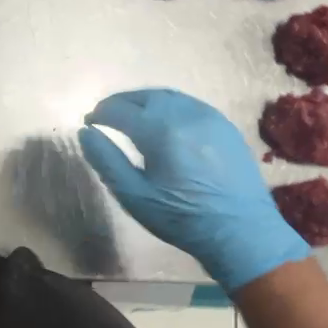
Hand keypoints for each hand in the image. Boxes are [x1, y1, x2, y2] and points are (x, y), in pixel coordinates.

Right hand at [77, 88, 308, 291]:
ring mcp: (209, 117)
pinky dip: (167, 106)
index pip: (120, 110)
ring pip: (168, 96)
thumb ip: (106, 160)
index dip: (99, 114)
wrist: (241, 231)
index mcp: (161, 131)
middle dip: (120, 102)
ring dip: (144, 101)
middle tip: (105, 116)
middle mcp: (186, 115)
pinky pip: (189, 104)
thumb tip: (86, 133)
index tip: (89, 124)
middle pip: (145, 96)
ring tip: (130, 116)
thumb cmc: (182, 218)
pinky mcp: (224, 125)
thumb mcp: (135, 196)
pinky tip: (162, 122)